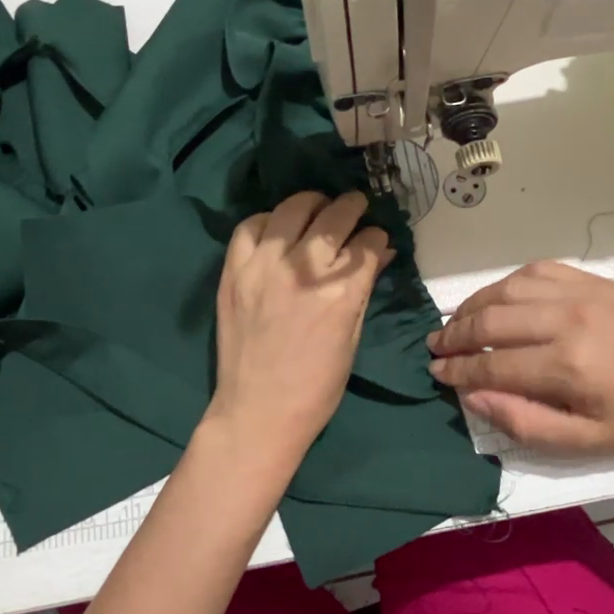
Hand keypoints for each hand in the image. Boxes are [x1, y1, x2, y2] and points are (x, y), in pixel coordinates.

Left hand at [210, 191, 393, 457]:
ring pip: (292, 210)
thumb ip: (363, 288)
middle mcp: (304, 270)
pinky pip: (250, 227)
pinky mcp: (234, 271)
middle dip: (353, 208)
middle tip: (357, 207)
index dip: (377, 237)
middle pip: (335, 217)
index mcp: (341, 292)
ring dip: (312, 203)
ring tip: (319, 207)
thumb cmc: (316, 385)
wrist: (258, 410)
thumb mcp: (352, 337)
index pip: (368, 243)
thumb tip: (379, 253)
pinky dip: (268, 221)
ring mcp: (264, 266)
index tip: (377, 239)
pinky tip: (278, 228)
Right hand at [427, 260, 613, 454]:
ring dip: (475, 304)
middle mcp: (567, 320)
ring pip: (508, 289)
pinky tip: (498, 298)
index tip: (437, 374)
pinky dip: (509, 283)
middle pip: (491, 320)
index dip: (457, 371)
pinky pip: (537, 270)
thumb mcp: (582, 442)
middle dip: (455, 335)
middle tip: (436, 347)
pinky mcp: (592, 281)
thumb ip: (522, 421)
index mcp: (566, 366)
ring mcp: (580, 293)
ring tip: (458, 322)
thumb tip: (474, 397)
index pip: (491, 364)